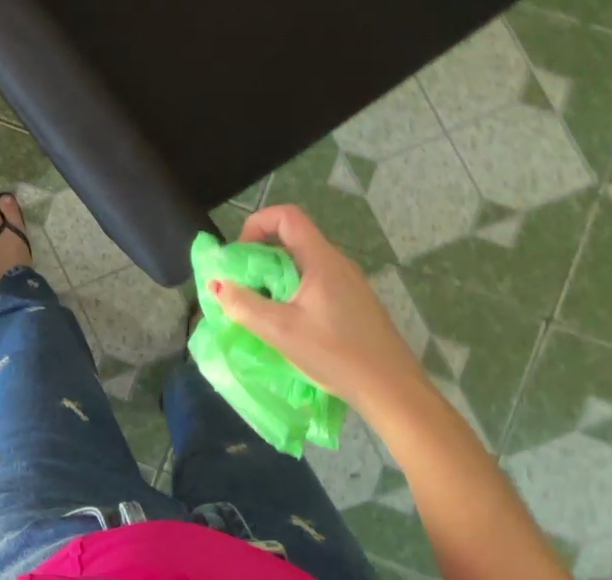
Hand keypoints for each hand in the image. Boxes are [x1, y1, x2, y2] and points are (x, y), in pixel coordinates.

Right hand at [211, 205, 427, 412]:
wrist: (395, 394)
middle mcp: (339, 265)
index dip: (256, 224)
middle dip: (260, 256)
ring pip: (303, 264)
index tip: (242, 255)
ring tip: (262, 307)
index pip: (286, 216)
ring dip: (275, 276)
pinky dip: (293, 292)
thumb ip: (242, 304)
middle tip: (244, 284)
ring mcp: (351, 286)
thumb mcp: (280, 330)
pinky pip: (316, 283)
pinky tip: (290, 324)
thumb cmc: (337, 355)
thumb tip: (216, 285)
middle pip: (292, 239)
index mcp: (323, 261)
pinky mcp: (356, 306)